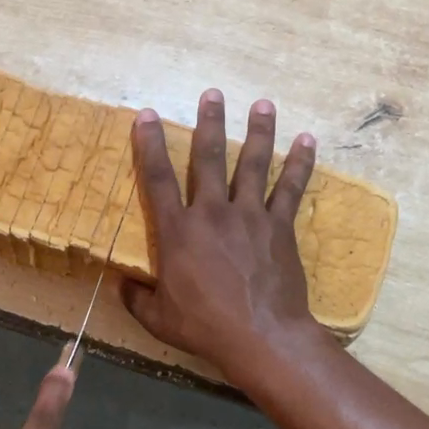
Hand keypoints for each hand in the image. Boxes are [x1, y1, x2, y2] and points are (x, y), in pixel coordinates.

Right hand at [122, 90, 320, 382]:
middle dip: (209, 123)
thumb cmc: (204, 327)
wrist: (261, 336)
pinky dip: (300, 163)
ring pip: (253, 164)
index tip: (148, 116)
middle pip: (209, 158)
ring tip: (262, 104)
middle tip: (213, 93)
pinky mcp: (280, 227)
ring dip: (258, 131)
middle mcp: (212, 213)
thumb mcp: (157, 318)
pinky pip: (291, 189)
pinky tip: (307, 141)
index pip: (158, 179)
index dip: (150, 145)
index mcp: (178, 232)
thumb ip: (136, 298)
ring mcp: (250, 216)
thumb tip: (122, 284)